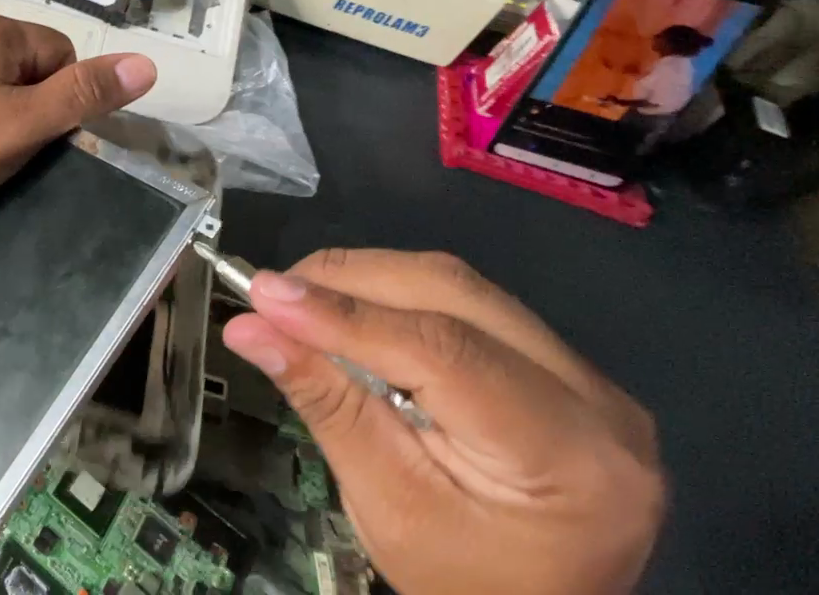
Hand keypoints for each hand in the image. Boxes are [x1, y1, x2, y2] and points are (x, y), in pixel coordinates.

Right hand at [220, 249, 664, 594]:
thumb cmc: (461, 577)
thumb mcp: (385, 504)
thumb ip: (326, 405)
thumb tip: (248, 328)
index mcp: (567, 456)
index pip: (444, 351)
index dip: (345, 315)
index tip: (261, 294)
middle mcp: (597, 399)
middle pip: (455, 295)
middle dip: (350, 280)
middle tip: (272, 293)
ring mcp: (587, 377)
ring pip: (458, 286)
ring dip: (367, 281)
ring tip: (301, 301)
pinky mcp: (562, 366)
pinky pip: (467, 303)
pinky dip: (394, 297)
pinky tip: (351, 316)